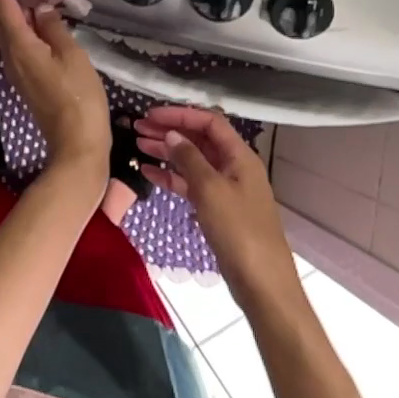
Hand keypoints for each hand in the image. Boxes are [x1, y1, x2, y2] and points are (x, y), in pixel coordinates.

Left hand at [0, 0, 110, 176]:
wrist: (77, 145)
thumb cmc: (78, 98)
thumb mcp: (71, 55)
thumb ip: (53, 27)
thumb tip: (38, 6)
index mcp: (20, 45)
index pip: (1, 6)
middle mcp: (10, 54)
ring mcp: (15, 68)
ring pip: (2, 29)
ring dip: (2, 6)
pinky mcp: (24, 77)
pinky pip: (12, 41)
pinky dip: (13, 23)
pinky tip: (24, 16)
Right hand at [134, 106, 296, 299]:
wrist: (261, 282)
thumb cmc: (238, 230)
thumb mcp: (210, 189)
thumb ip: (189, 158)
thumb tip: (171, 134)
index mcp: (240, 156)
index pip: (209, 122)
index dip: (180, 115)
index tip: (150, 115)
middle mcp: (234, 168)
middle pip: (199, 140)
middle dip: (169, 131)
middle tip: (137, 128)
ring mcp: (225, 189)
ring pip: (192, 161)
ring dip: (166, 152)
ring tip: (138, 145)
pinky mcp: (216, 209)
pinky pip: (190, 184)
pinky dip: (170, 177)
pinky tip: (148, 173)